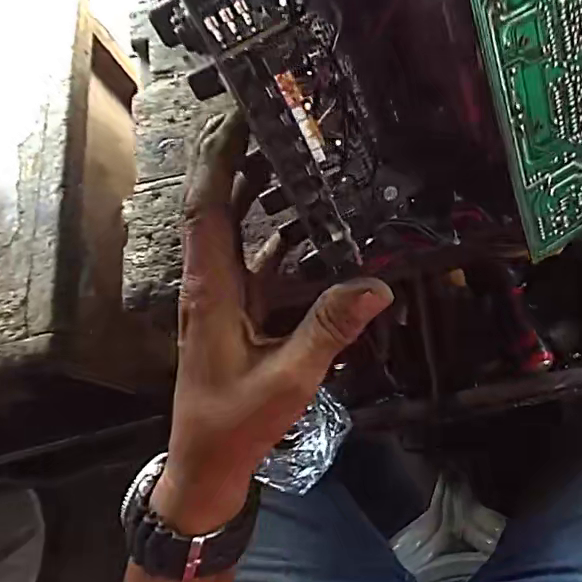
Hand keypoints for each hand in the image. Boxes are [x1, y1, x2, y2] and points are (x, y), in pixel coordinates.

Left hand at [156, 109, 393, 532]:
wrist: (206, 463)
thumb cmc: (236, 422)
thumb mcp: (289, 376)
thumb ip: (330, 328)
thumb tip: (376, 285)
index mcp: (211, 290)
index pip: (208, 209)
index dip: (219, 160)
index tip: (238, 118)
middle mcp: (211, 283)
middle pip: (215, 208)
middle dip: (235, 162)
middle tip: (270, 125)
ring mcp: (222, 297)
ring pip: (234, 231)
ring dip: (253, 193)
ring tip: (288, 160)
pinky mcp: (236, 312)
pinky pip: (255, 260)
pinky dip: (275, 235)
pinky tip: (306, 228)